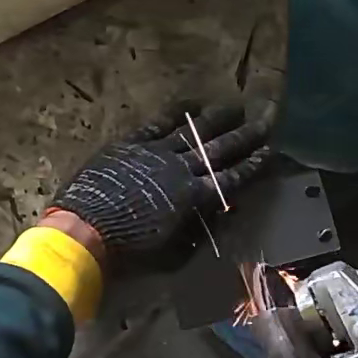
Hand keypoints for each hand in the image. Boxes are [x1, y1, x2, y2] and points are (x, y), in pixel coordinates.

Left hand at [48, 102, 269, 267]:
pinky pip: (157, 124)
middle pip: (219, 149)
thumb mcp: (171, 252)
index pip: (231, 178)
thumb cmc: (128, 248)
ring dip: (215, 119)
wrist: (86, 228)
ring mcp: (155, 152)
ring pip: (193, 131)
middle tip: (267, 120)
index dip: (253, 166)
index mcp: (193, 197)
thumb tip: (214, 219)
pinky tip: (190, 106)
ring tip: (235, 108)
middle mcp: (180, 169)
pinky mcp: (130, 144)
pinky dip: (175, 114)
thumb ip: (195, 234)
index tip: (271, 152)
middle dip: (245, 136)